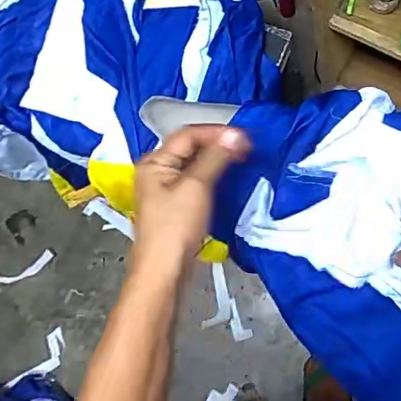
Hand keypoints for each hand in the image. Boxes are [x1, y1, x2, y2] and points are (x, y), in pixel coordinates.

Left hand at [132, 125, 250, 270]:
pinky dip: (217, 174)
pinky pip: (200, 179)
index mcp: (154, 163)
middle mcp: (158, 172)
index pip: (188, 134)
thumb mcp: (197, 186)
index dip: (217, 132)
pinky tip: (231, 178)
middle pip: (192, 147)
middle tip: (246, 147)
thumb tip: (234, 136)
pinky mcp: (180, 203)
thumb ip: (216, 157)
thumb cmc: (174, 228)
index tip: (244, 137)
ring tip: (242, 159)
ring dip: (220, 159)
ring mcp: (168, 188)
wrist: (167, 268)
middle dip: (219, 144)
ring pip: (197, 163)